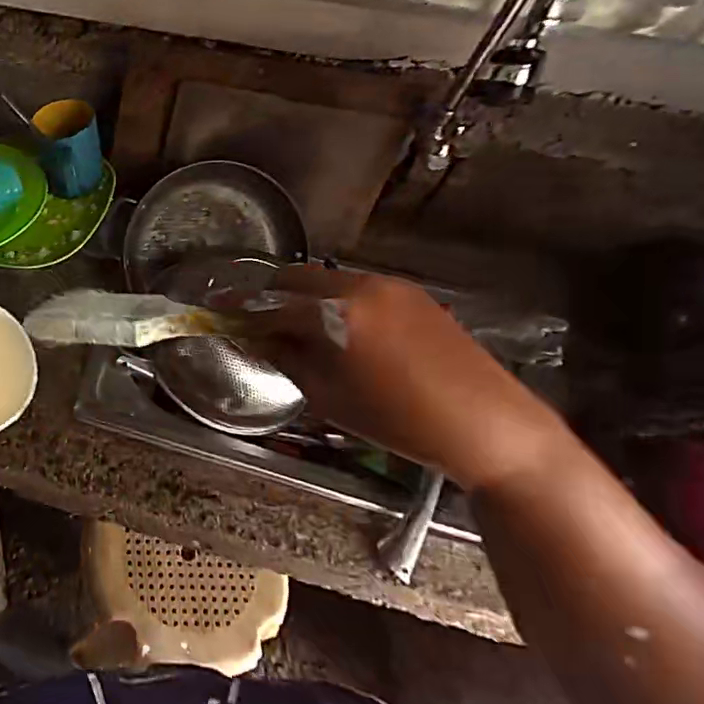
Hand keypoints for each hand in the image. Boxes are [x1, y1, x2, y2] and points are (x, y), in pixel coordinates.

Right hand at [238, 266, 574, 490]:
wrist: (489, 426)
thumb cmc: (397, 420)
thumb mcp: (327, 394)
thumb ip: (286, 357)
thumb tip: (256, 337)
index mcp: (336, 314)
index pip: (270, 304)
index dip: (238, 308)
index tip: (215, 309)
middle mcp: (362, 287)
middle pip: (296, 278)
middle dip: (270, 297)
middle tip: (256, 323)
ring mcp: (392, 287)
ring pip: (327, 281)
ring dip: (303, 298)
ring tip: (297, 331)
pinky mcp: (414, 296)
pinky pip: (357, 288)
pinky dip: (334, 302)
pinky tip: (338, 332)